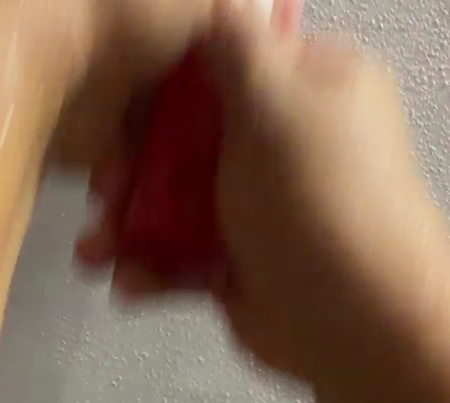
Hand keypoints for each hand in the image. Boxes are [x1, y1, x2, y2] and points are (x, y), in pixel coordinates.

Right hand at [78, 0, 449, 396]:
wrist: (356, 323)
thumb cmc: (319, 201)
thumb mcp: (279, 104)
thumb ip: (241, 49)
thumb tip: (221, 5)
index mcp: (305, 90)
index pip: (225, 66)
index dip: (165, 84)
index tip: (117, 107)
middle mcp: (281, 148)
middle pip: (188, 141)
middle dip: (133, 166)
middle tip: (101, 188)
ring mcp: (257, 213)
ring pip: (176, 205)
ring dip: (128, 225)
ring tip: (93, 250)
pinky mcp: (237, 269)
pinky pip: (182, 260)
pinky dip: (151, 270)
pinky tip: (123, 282)